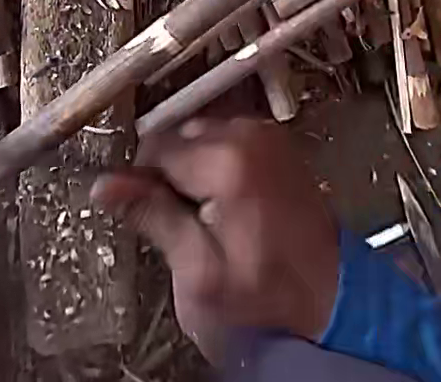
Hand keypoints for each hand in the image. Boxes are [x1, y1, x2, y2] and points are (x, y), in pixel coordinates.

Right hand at [92, 116, 340, 361]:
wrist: (335, 307)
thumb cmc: (269, 299)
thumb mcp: (198, 271)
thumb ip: (151, 216)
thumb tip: (105, 185)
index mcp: (225, 162)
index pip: (153, 148)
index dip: (143, 180)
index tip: (151, 211)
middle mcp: (247, 135)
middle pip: (175, 136)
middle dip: (169, 172)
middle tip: (185, 218)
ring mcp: (265, 135)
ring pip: (196, 133)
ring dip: (191, 164)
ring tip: (209, 211)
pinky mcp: (276, 142)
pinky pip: (224, 136)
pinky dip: (215, 160)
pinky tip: (228, 199)